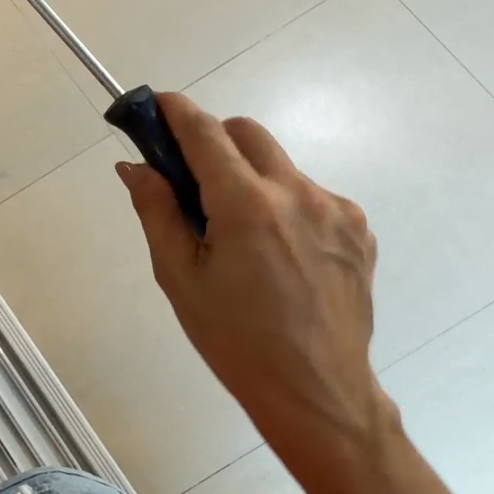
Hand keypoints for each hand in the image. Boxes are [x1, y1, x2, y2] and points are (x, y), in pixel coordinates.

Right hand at [117, 93, 390, 464]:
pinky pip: (308, 194)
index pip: (205, 132)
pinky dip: (280, 203)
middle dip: (211, 139)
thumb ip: (156, 211)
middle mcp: (298, 193)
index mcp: (246, 205)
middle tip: (188, 180)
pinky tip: (273, 252)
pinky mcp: (359, 229)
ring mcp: (336, 209)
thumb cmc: (232, 337)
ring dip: (247, 176)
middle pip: (247, 133)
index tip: (153, 104)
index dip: (174, 110)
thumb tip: (135, 166)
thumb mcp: (178, 276)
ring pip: (279, 165)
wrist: (316, 390)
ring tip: (235, 234)